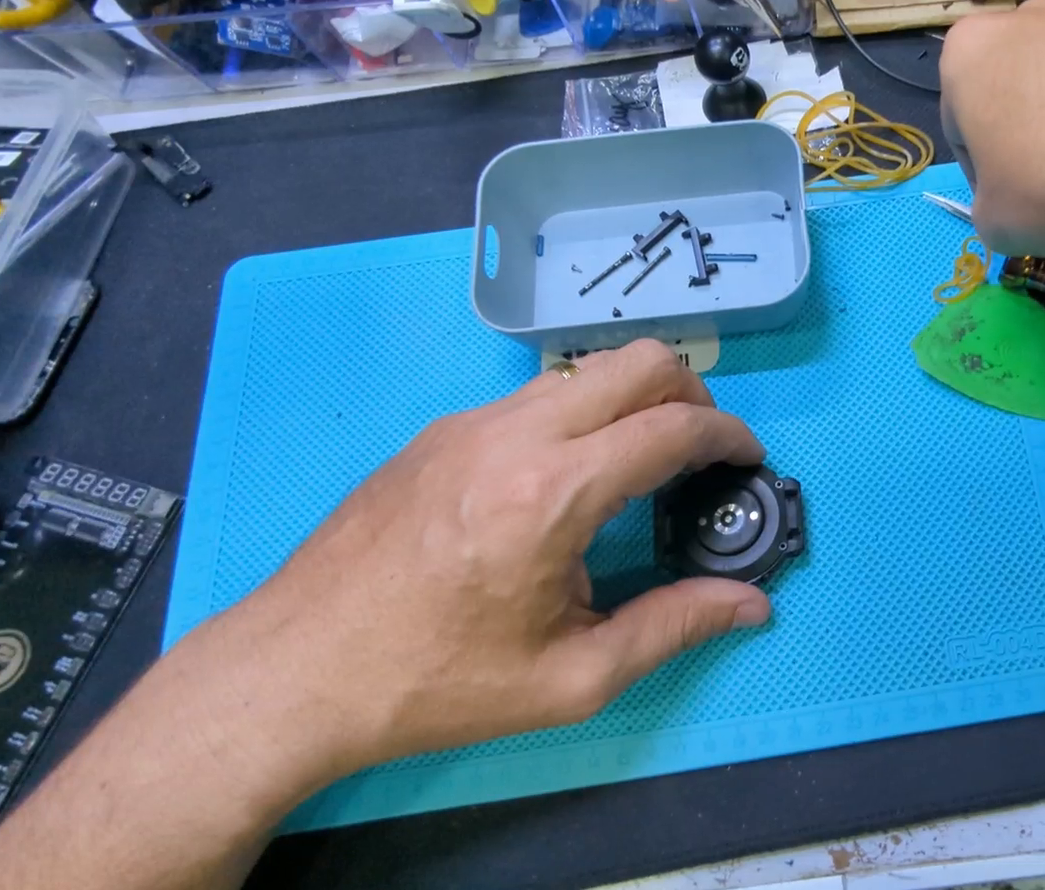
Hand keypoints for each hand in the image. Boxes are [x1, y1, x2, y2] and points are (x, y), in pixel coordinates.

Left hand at [188, 339, 772, 777]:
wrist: (291, 674)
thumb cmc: (439, 682)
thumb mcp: (573, 676)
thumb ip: (676, 627)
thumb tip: (753, 605)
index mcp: (554, 493)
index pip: (672, 427)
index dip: (728, 435)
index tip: (749, 458)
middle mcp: (516, 434)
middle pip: (639, 363)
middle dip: (694, 392)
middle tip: (704, 446)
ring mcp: (473, 422)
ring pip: (589, 368)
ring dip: (638, 395)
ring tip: (647, 455)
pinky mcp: (444, 429)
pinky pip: (540, 392)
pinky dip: (586, 410)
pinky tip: (573, 471)